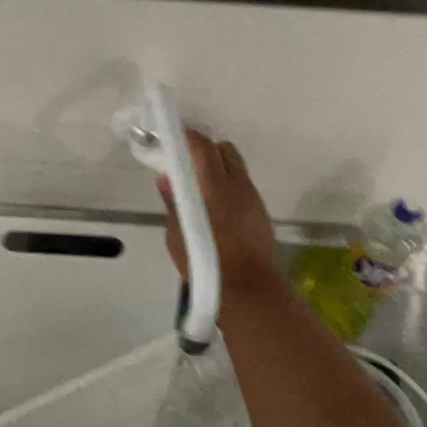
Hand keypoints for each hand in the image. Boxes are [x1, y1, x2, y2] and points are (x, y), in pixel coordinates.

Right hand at [158, 130, 281, 311]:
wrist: (248, 288)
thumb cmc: (206, 263)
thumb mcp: (178, 235)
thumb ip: (174, 203)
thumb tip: (167, 179)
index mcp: (215, 187)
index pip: (202, 147)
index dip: (186, 138)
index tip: (170, 139)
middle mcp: (238, 185)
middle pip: (223, 150)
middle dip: (204, 151)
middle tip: (185, 165)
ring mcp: (253, 197)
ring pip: (236, 167)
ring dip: (217, 169)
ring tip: (199, 189)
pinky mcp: (260, 211)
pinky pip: (242, 187)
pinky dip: (227, 186)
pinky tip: (215, 209)